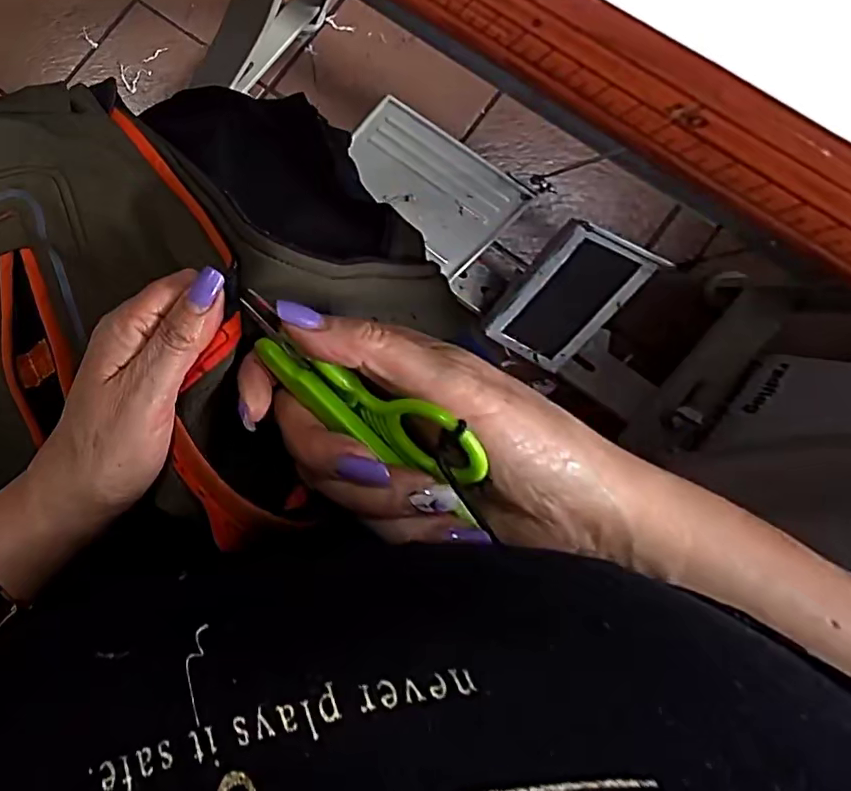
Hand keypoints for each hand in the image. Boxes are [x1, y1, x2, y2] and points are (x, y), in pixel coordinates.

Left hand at [19, 266, 226, 531]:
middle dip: (219, 326)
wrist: (77, 500)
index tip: (240, 333)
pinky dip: (204, 366)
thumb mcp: (148, 391)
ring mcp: (139, 354)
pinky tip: (211, 386)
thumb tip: (212, 282)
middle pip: (189, 304)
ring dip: (215, 349)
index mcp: (127, 324)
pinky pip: (186, 356)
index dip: (216, 299)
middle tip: (235, 367)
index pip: (184, 284)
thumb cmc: (107, 451)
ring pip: (191, 331)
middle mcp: (132, 330)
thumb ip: (180, 337)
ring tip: (226, 381)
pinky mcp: (149, 377)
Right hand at [237, 305, 658, 567]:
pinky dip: (408, 527)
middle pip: (302, 426)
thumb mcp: (457, 385)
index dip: (267, 379)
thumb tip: (296, 319)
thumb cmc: (543, 444)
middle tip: (386, 466)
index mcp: (385, 365)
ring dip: (387, 497)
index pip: (298, 358)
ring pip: (332, 479)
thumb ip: (374, 350)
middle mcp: (375, 409)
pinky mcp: (397, 508)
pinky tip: (450, 521)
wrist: (594, 530)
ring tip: (444, 497)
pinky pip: (368, 520)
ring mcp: (385, 461)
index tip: (256, 412)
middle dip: (338, 454)